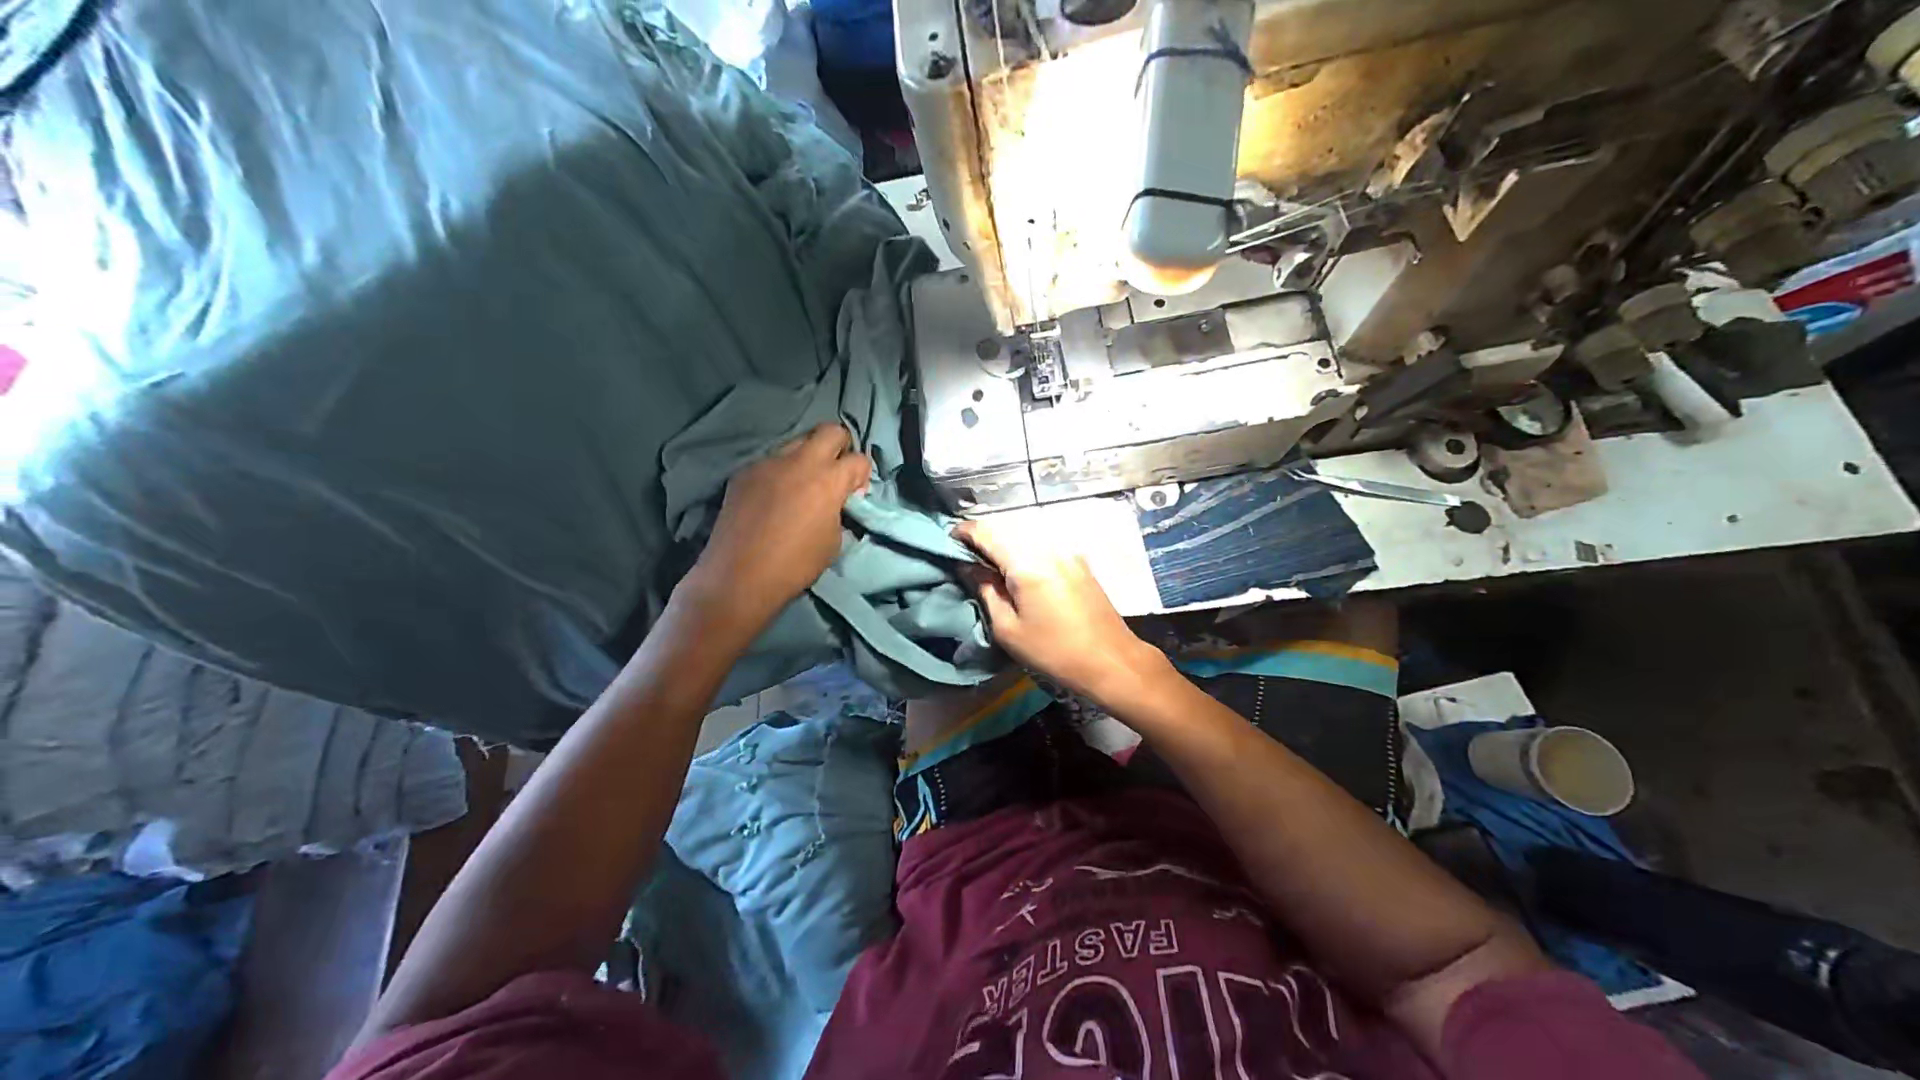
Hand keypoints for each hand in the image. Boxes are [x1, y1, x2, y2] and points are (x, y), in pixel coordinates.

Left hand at [685, 424, 870, 628]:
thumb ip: (838, 511)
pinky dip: (779, 473)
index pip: (859, 459)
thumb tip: (835, 502)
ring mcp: (768, 463)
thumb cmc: (795, 565)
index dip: (862, 475)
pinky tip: (773, 498)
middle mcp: (799, 462)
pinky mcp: (744, 472)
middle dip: (840, 447)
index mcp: (828, 480)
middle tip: (834, 474)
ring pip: (797, 442)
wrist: (739, 576)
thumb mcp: (832, 541)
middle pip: (830, 431)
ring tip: (801, 485)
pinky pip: (770, 462)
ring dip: (807, 458)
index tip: (855, 493)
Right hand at [954, 516, 1168, 701]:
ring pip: (1025, 535)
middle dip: (983, 538)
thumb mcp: (1008, 628)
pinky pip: (1043, 545)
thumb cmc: (1054, 651)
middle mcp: (1047, 547)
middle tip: (966, 558)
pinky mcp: (1079, 561)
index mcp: (1026, 562)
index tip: (949, 543)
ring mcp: (1067, 551)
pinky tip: (1019, 572)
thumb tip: (969, 567)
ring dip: (1005, 544)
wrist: (1111, 661)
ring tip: (991, 566)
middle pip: (1006, 528)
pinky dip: (1024, 551)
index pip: (986, 531)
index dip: (963, 533)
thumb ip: (985, 590)